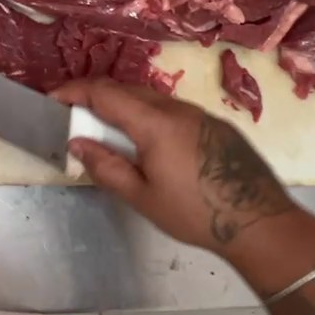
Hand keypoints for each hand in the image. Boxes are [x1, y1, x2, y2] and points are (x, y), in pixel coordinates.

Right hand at [54, 78, 309, 260]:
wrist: (262, 224)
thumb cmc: (194, 214)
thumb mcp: (141, 196)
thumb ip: (105, 166)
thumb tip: (78, 143)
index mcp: (156, 124)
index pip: (105, 93)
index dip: (75, 91)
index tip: (53, 99)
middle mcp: (178, 110)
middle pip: (127, 90)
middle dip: (95, 96)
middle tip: (74, 115)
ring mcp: (201, 115)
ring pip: (151, 98)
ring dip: (122, 105)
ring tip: (105, 128)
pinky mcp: (216, 126)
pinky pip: (171, 109)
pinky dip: (146, 114)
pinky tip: (143, 139)